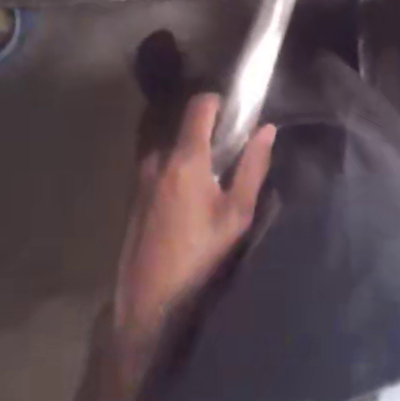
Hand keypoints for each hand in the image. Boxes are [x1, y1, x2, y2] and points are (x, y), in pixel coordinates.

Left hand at [110, 93, 275, 357]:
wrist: (146, 298)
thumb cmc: (199, 255)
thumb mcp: (237, 215)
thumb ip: (253, 167)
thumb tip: (267, 129)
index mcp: (186, 157)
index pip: (199, 105)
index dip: (219, 102)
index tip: (235, 115)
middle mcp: (158, 157)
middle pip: (184, 126)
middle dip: (207, 132)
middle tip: (228, 156)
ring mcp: (141, 174)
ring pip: (170, 147)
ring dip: (190, 154)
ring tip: (208, 183)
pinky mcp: (133, 192)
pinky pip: (158, 165)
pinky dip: (174, 170)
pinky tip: (186, 201)